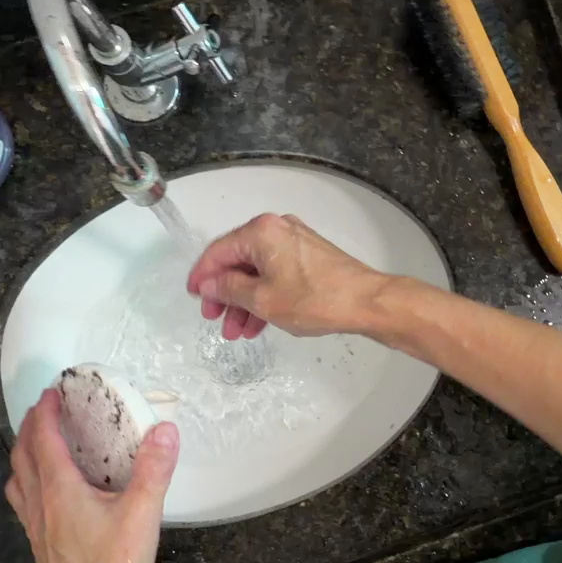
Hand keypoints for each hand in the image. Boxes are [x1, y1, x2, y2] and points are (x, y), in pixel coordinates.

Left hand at [6, 388, 179, 562]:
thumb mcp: (142, 516)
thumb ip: (154, 470)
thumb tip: (166, 428)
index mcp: (60, 488)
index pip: (44, 439)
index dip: (46, 412)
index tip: (54, 391)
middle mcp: (39, 501)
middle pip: (23, 454)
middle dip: (32, 426)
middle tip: (48, 408)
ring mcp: (33, 524)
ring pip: (18, 476)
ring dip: (24, 452)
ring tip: (41, 442)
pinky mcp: (38, 542)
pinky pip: (22, 498)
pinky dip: (27, 479)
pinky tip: (45, 489)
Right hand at [185, 213, 397, 338]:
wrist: (366, 302)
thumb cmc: (314, 300)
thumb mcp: (262, 300)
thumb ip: (229, 290)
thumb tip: (208, 284)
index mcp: (261, 232)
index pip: (218, 252)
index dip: (202, 277)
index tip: (194, 298)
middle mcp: (277, 229)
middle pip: (238, 262)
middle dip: (225, 295)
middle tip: (216, 320)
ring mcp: (295, 242)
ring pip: (258, 272)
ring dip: (245, 302)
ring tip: (238, 332)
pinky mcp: (309, 256)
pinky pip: (276, 274)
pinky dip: (265, 296)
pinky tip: (259, 324)